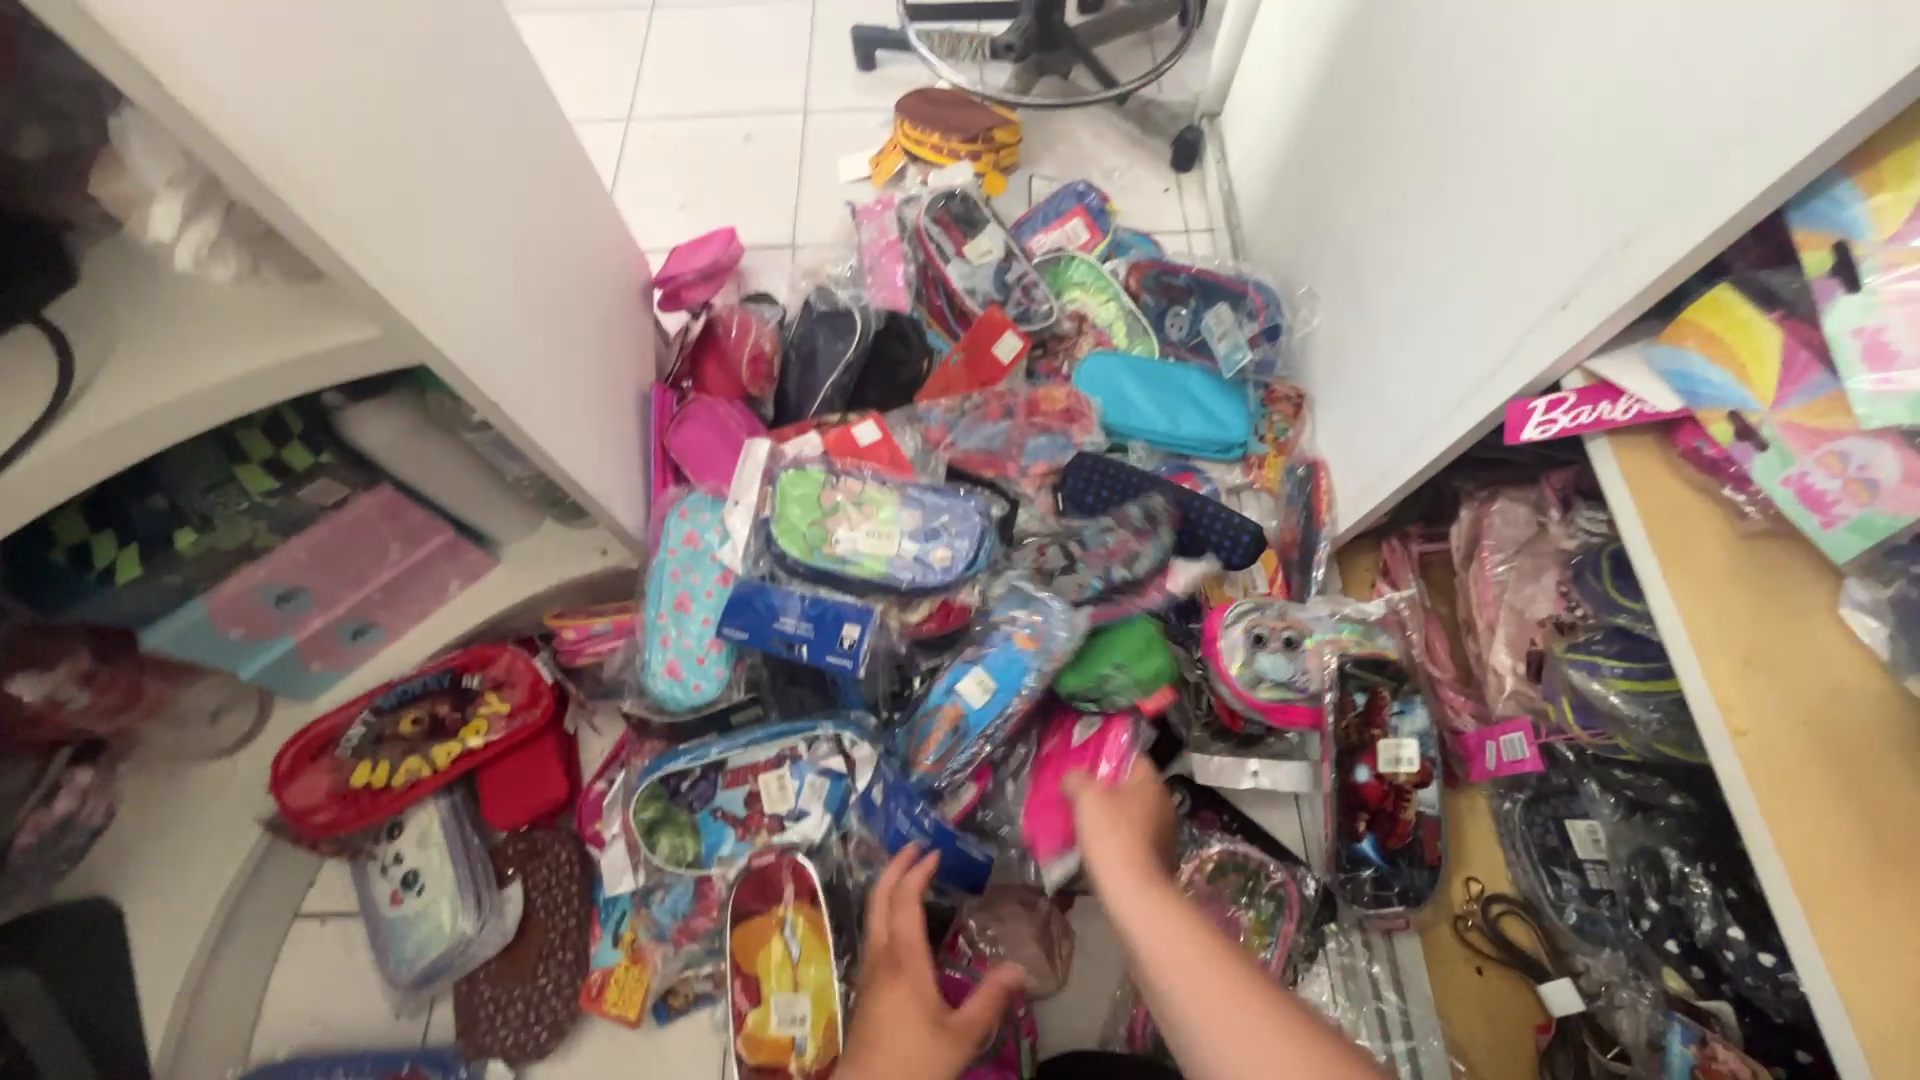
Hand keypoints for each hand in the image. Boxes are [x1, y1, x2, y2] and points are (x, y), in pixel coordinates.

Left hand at [837, 846, 1024, 1079]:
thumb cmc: (912, 1065)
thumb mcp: (960, 1038)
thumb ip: (989, 1001)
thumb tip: (1018, 967)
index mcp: (902, 959)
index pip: (905, 899)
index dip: (918, 871)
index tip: (936, 852)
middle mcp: (880, 956)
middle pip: (879, 898)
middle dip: (895, 867)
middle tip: (915, 847)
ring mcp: (868, 971)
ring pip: (872, 915)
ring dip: (888, 888)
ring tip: (910, 876)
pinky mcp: (865, 987)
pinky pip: (874, 932)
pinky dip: (886, 911)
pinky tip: (902, 924)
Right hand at [1063, 759, 1177, 893]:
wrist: (1134, 892)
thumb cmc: (1112, 835)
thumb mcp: (1086, 797)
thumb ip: (1077, 779)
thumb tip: (1073, 777)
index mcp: (1152, 782)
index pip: (1134, 758)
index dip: (1109, 759)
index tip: (1087, 769)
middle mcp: (1165, 803)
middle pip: (1133, 787)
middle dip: (1109, 790)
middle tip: (1083, 796)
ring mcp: (1167, 832)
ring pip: (1135, 814)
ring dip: (1114, 816)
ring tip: (1088, 823)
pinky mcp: (1162, 857)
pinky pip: (1137, 838)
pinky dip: (1121, 839)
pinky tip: (1102, 847)